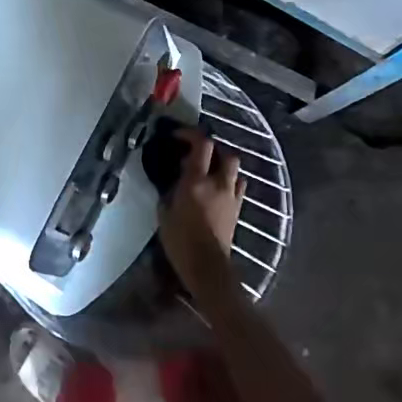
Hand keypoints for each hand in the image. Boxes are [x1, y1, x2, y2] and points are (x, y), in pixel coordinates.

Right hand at [159, 128, 244, 310]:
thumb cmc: (180, 240)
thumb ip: (169, 192)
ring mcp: (231, 196)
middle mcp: (218, 183)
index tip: (176, 136)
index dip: (190, 134)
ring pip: (234, 169)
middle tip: (195, 151)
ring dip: (222, 163)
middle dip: (211, 147)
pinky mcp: (237, 209)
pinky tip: (216, 188)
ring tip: (208, 169)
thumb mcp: (164, 213)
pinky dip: (228, 180)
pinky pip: (237, 185)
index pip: (201, 145)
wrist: (207, 266)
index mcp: (196, 181)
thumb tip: (171, 182)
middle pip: (225, 153)